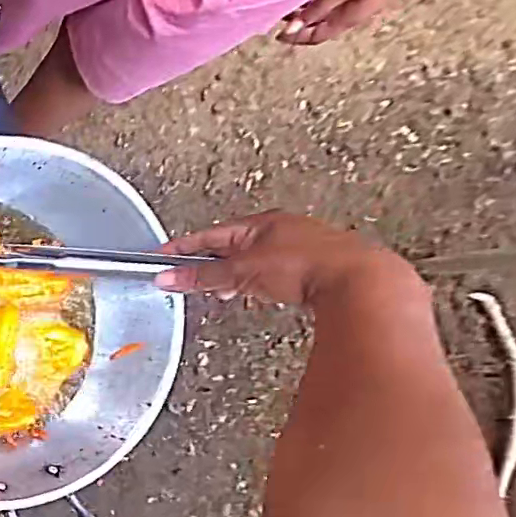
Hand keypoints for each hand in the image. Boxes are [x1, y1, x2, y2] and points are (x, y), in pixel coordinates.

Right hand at [152, 211, 418, 306]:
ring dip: (229, 276)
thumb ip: (202, 276)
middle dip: (206, 264)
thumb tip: (169, 278)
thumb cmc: (306, 264)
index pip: (209, 236)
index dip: (182, 248)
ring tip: (220, 290)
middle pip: (229, 248)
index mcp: (261, 223)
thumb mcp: (241, 271)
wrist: (354, 281)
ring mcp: (295, 250)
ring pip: (248, 262)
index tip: (161, 256)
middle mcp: (279, 231)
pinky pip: (266, 275)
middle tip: (186, 277)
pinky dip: (250, 284)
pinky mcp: (306, 270)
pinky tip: (250, 293)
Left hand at [276, 0, 446, 45]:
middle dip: (301, 23)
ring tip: (297, 1)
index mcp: (348, 19)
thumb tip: (290, 31)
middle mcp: (356, 14)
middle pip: (321, 26)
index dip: (294, 38)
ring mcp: (367, 1)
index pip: (314, 37)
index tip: (276, 34)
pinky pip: (344, 0)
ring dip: (313, 10)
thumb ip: (318, 8)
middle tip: (283, 15)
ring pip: (331, 13)